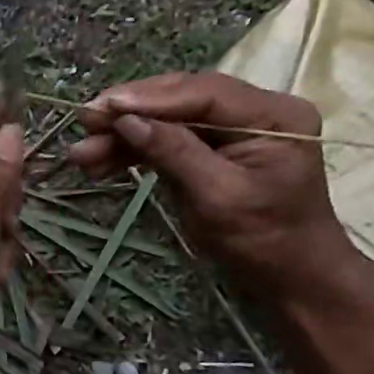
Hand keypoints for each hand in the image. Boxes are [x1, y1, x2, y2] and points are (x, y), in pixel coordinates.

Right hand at [67, 71, 355, 289]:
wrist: (292, 280)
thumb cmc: (264, 243)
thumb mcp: (218, 198)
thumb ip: (174, 153)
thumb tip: (126, 121)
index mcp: (274, 115)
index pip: (204, 93)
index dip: (149, 98)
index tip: (102, 107)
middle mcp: (256, 111)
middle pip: (183, 100)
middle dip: (130, 114)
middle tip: (84, 122)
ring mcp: (234, 130)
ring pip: (170, 121)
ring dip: (125, 136)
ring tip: (82, 154)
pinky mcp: (214, 151)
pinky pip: (170, 142)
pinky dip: (137, 152)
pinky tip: (104, 163)